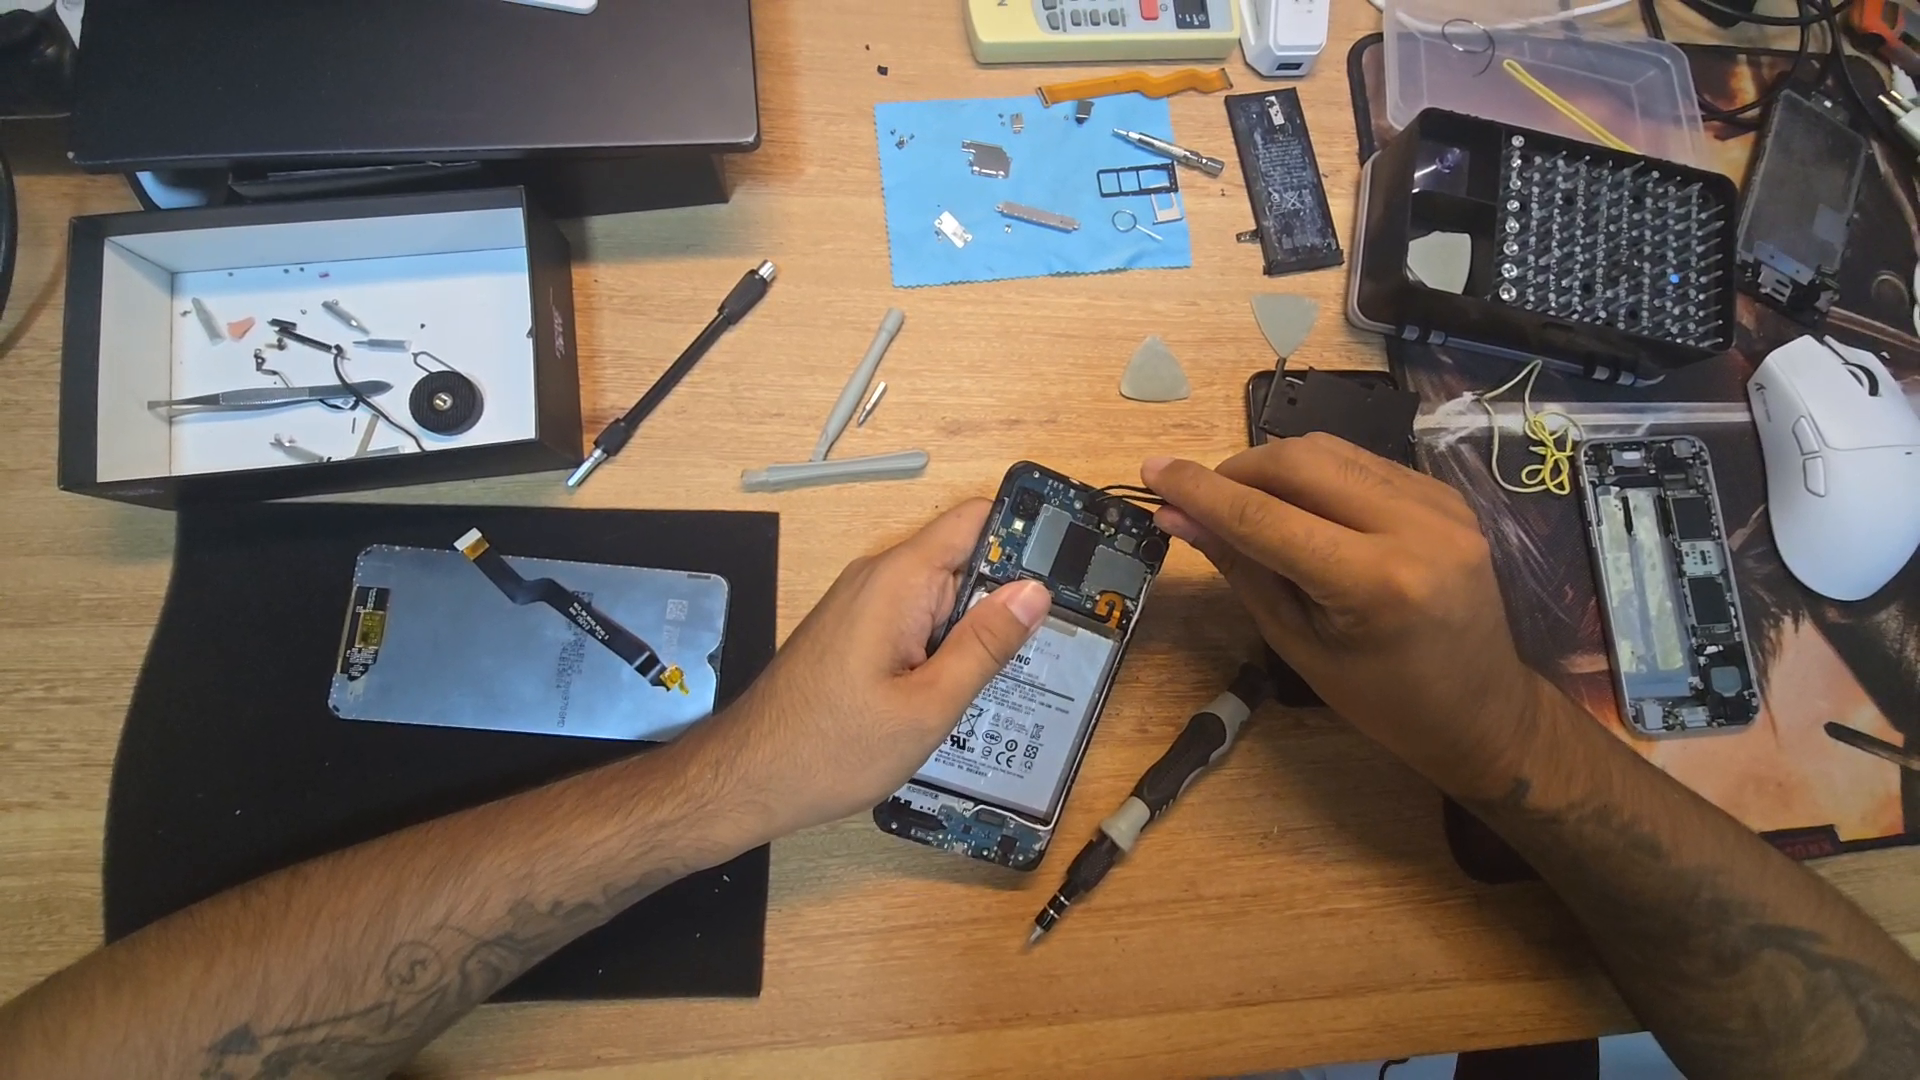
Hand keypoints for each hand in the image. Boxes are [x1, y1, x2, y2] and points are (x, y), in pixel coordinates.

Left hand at [688, 500, 1051, 836]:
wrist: (749, 777)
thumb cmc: (831, 748)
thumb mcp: (928, 705)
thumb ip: (985, 644)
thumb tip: (1034, 592)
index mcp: (900, 580)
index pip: (974, 519)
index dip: (1024, 533)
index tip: (1068, 564)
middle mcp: (882, 578)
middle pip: (965, 558)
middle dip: (1007, 594)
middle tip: (1052, 638)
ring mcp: (867, 603)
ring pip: (944, 594)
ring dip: (976, 626)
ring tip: (1013, 670)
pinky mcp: (860, 629)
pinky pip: (918, 617)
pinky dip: (946, 643)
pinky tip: (961, 683)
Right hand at [1142, 435, 1549, 798]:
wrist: (1484, 709)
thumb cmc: (1379, 698)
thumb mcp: (1294, 640)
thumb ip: (1238, 566)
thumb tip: (1176, 516)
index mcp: (1375, 583)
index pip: (1264, 516)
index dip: (1199, 490)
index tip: (1152, 469)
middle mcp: (1415, 527)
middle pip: (1297, 462)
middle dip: (1234, 471)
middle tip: (1201, 500)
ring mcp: (1439, 503)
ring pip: (1326, 450)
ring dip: (1269, 468)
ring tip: (1245, 505)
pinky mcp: (1445, 494)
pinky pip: (1357, 462)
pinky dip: (1310, 475)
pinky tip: (1298, 508)